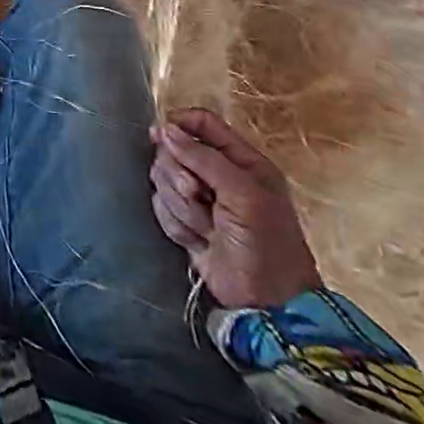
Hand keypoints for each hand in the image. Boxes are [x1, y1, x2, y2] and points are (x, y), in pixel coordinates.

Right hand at [149, 107, 321, 308]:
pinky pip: (160, 206)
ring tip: (206, 226)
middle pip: (173, 151)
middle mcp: (217, 174)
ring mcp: (199, 198)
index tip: (158, 136)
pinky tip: (198, 240)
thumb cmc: (265, 243)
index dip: (177, 124)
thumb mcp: (243, 194)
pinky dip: (176, 223)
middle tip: (197, 195)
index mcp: (241, 161)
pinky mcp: (184, 220)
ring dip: (180, 205)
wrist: (265, 301)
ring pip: (162, 179)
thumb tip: (164, 129)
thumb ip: (203, 158)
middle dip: (178, 175)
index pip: (201, 123)